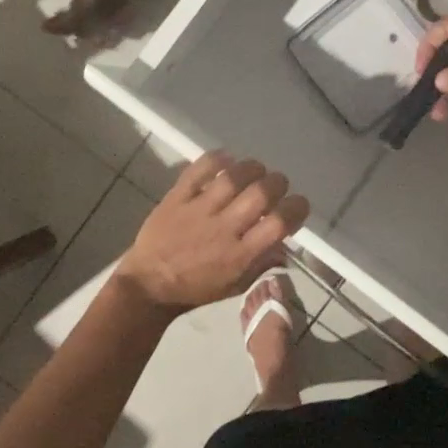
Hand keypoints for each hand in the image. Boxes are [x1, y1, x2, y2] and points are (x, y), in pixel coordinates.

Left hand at [114, 151, 310, 308]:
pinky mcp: (176, 198)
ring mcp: (198, 211)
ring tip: (256, 169)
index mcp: (240, 255)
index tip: (299, 203)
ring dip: (252, 168)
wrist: (148, 285)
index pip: (278, 224)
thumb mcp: (235, 286)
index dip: (296, 208)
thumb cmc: (195, 289)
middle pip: (260, 195)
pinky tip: (227, 159)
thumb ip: (262, 265)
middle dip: (277, 183)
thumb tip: (285, 246)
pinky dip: (216, 159)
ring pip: (232, 178)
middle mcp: (223, 229)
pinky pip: (198, 170)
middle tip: (277, 183)